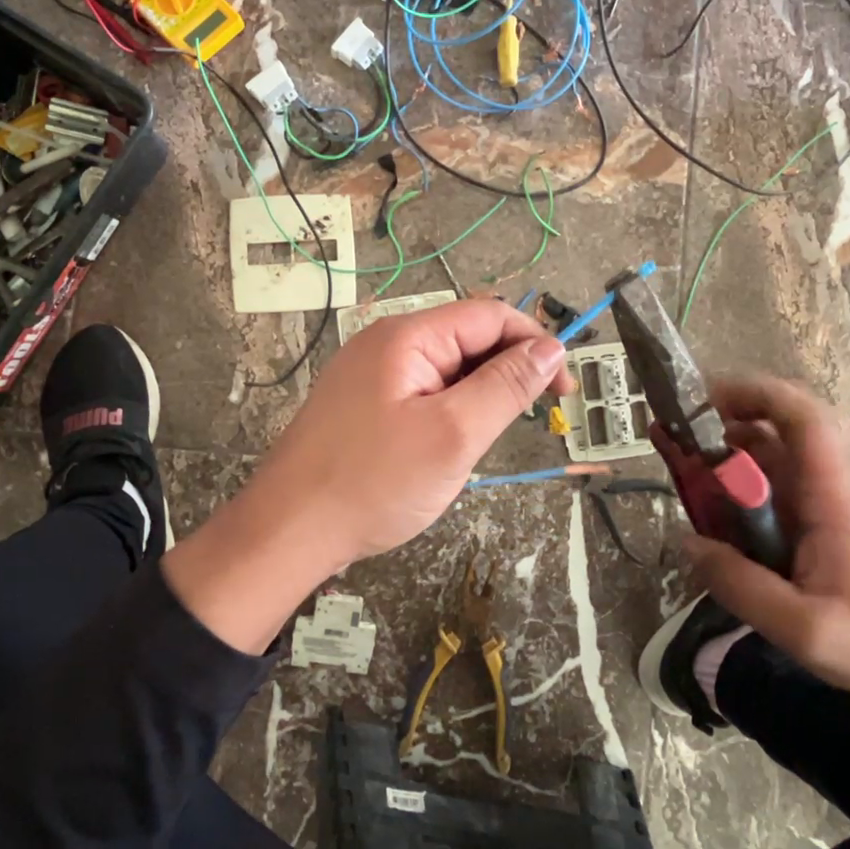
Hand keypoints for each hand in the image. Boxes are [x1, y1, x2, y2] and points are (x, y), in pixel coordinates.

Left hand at [163, 299, 571, 653]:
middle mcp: (387, 344)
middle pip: (467, 339)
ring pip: (447, 371)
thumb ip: (506, 387)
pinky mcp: (363, 406)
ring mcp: (371, 375)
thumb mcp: (453, 435)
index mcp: (408, 337)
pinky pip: (422, 395)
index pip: (490, 316)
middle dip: (506, 373)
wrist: (287, 532)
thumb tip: (551, 348)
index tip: (562, 392)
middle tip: (524, 424)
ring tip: (479, 445)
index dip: (535, 344)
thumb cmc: (372, 484)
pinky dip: (449, 414)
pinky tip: (447, 451)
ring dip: (478, 398)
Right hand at [683, 377, 849, 739]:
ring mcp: (826, 505)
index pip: (806, 421)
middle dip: (730, 419)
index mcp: (834, 499)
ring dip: (729, 454)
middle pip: (782, 430)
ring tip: (682, 466)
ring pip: (774, 458)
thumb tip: (687, 541)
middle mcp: (831, 489)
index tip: (708, 397)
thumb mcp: (800, 628)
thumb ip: (739, 585)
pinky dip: (739, 486)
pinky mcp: (819, 524)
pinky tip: (711, 509)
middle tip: (679, 434)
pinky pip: (774, 488)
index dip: (760, 394)